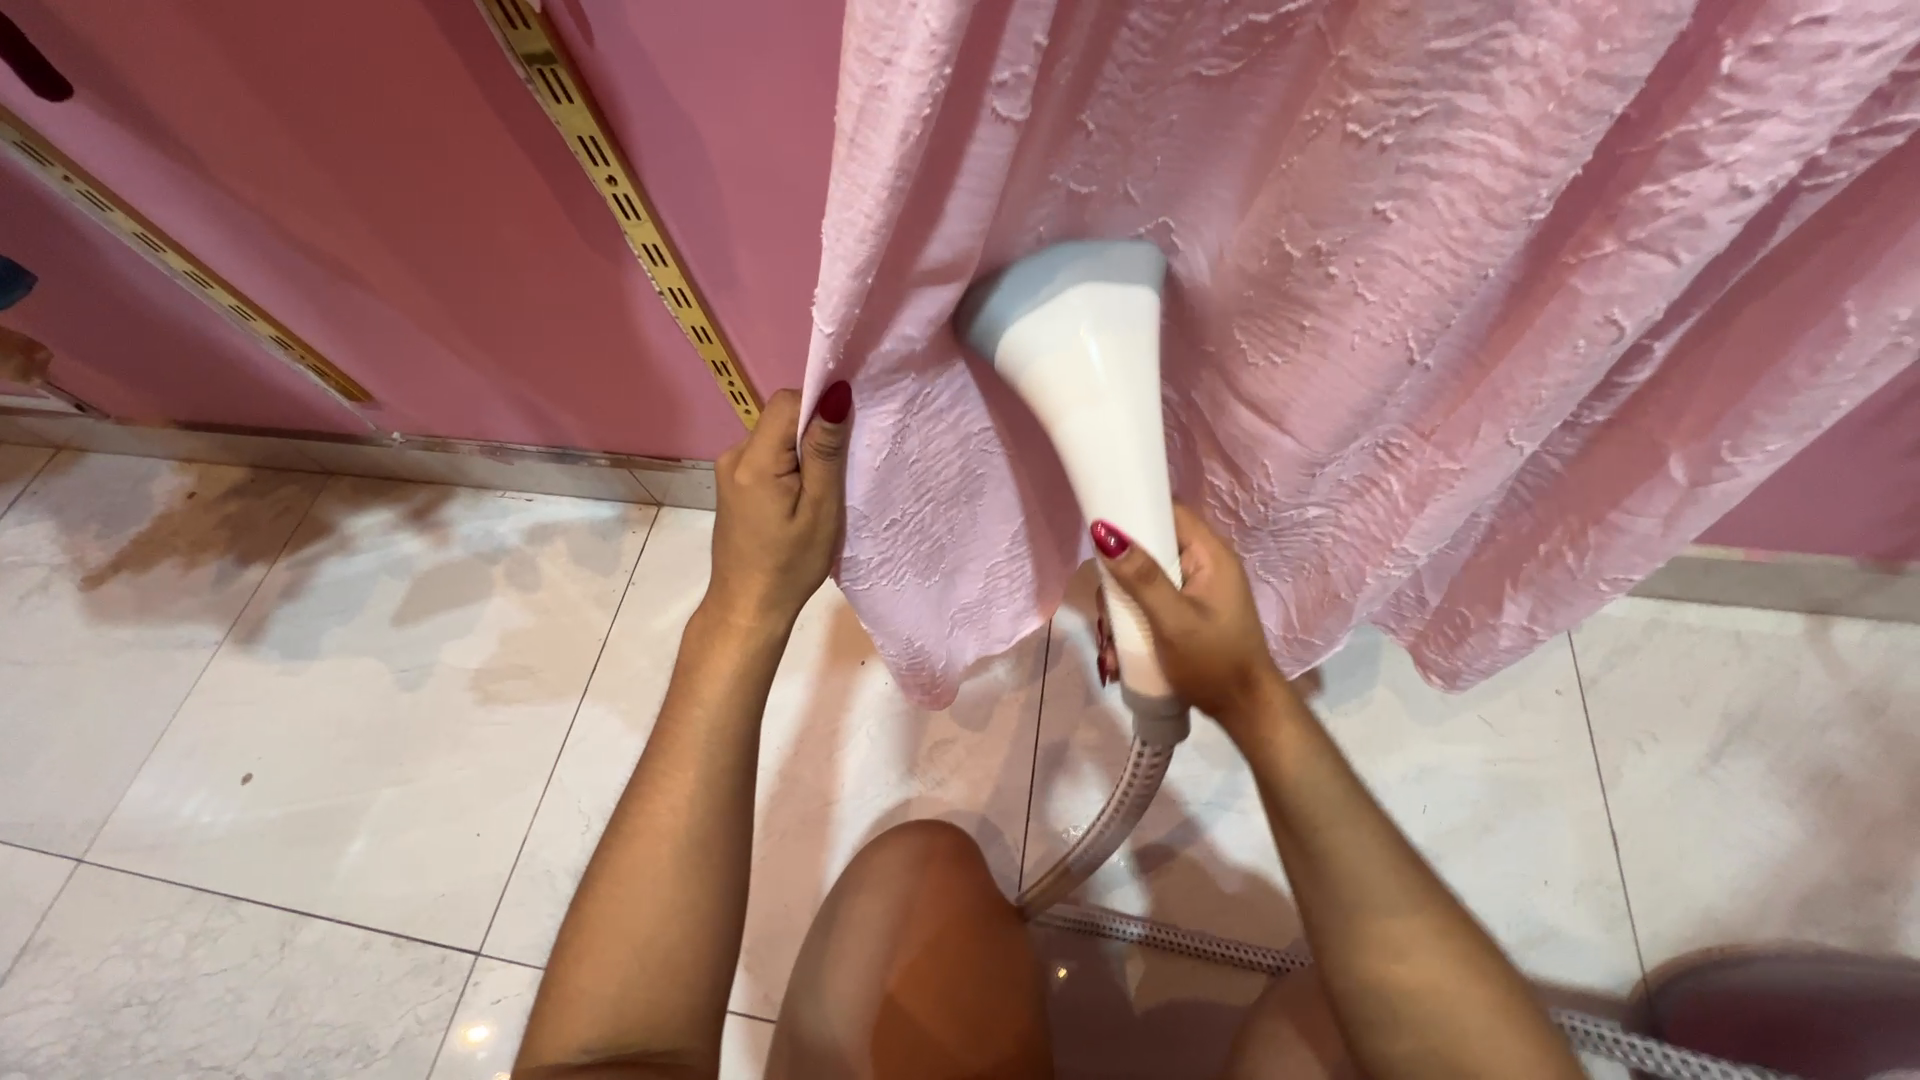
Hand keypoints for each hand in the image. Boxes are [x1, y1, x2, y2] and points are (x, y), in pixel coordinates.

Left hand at [704, 382, 851, 629]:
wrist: (748, 607)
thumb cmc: (790, 565)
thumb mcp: (820, 509)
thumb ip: (826, 451)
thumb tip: (836, 396)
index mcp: (754, 460)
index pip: (788, 402)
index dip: (820, 406)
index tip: (846, 434)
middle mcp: (734, 455)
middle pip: (780, 416)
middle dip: (814, 431)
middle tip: (840, 469)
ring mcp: (730, 469)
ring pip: (776, 436)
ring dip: (803, 450)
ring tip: (823, 488)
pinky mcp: (734, 483)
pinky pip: (767, 455)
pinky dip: (790, 464)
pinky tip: (803, 496)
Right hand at [1091, 503, 1295, 729]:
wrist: (1244, 711)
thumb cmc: (1214, 663)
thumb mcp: (1174, 621)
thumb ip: (1141, 578)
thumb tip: (1103, 532)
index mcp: (1210, 555)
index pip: (1169, 511)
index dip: (1134, 511)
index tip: (1099, 529)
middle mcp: (1202, 565)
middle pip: (1148, 548)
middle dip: (1118, 578)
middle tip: (1104, 611)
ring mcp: (1193, 591)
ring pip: (1141, 580)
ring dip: (1119, 609)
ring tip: (1110, 644)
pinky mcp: (1185, 612)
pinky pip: (1148, 603)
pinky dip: (1130, 623)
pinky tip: (1118, 653)